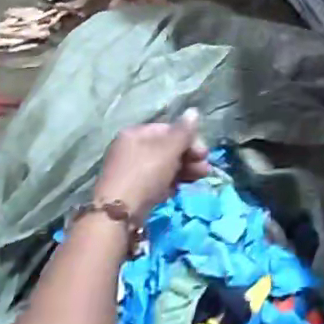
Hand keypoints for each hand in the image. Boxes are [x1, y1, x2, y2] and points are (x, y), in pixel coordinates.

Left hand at [91, 108, 210, 221]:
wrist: (118, 213)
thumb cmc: (144, 174)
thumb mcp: (168, 150)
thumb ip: (183, 132)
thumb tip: (193, 111)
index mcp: (135, 133)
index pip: (167, 130)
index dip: (188, 139)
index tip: (204, 153)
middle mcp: (130, 149)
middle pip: (166, 149)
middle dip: (189, 157)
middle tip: (205, 169)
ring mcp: (130, 170)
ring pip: (162, 166)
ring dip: (183, 171)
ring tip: (199, 179)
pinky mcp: (132, 190)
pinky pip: (155, 182)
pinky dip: (169, 184)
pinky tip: (178, 191)